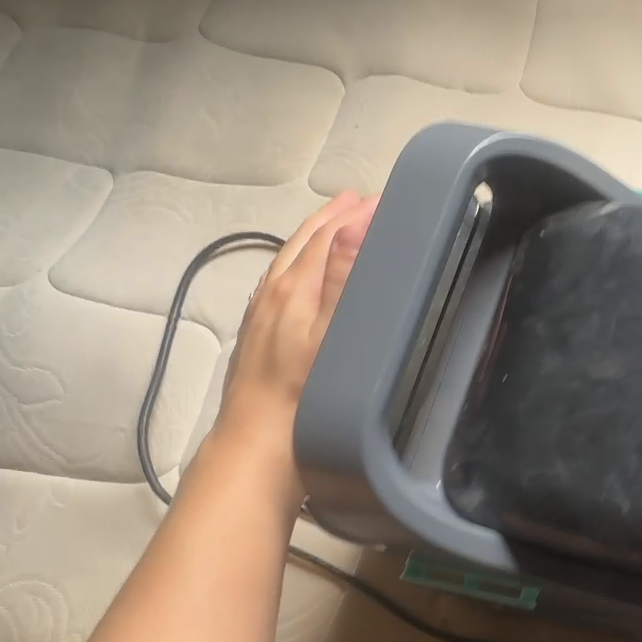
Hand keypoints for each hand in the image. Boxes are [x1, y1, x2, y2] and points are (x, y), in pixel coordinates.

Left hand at [214, 191, 377, 452]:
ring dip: (317, 239)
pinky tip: (306, 277)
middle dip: (333, 218)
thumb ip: (339, 279)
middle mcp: (273, 295)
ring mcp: (263, 316)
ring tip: (338, 227)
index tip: (382, 197)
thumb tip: (351, 226)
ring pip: (291, 262)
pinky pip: (284, 285)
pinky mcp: (261, 336)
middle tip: (361, 201)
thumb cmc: (304, 394)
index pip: (326, 236)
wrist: (259, 445)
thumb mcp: (328, 334)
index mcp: (293, 289)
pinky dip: (303, 266)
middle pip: (303, 244)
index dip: (353, 214)